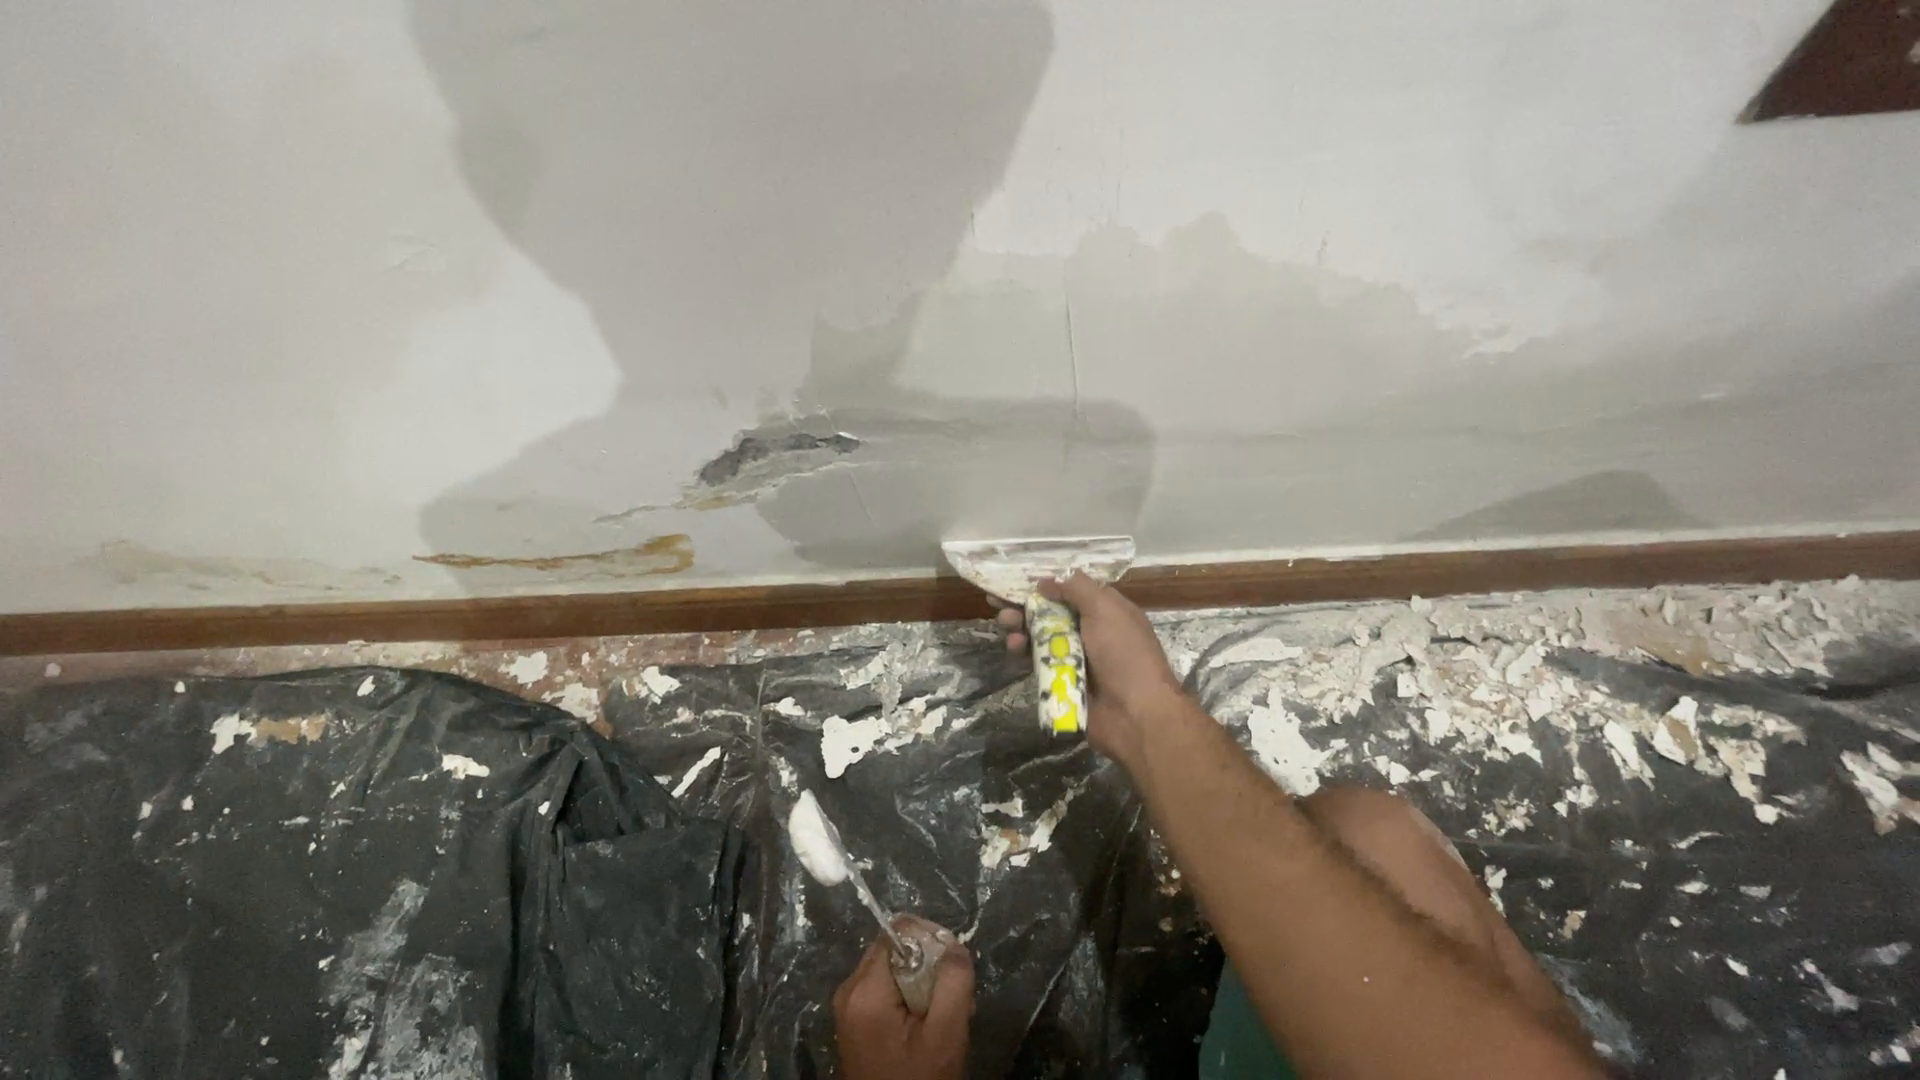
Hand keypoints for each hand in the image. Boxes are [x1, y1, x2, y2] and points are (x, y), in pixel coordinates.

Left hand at [833, 917, 973, 1079]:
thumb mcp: (945, 1035)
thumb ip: (953, 983)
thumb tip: (954, 943)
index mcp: (865, 990)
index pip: (898, 932)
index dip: (929, 939)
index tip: (953, 965)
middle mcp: (849, 989)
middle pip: (894, 948)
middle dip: (929, 962)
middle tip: (954, 992)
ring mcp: (849, 1004)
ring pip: (893, 966)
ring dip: (922, 979)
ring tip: (944, 1010)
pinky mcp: (855, 1017)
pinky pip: (886, 986)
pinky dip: (909, 994)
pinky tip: (927, 1020)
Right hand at [996, 573, 1185, 768]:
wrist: (1135, 714)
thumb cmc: (1125, 654)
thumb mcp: (1106, 610)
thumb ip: (1076, 589)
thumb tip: (1046, 580)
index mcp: (1106, 610)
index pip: (1070, 590)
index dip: (1044, 583)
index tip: (1016, 577)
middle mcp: (1090, 631)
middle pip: (1050, 611)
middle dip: (1024, 604)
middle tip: (997, 600)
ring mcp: (1074, 657)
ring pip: (1039, 636)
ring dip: (1019, 625)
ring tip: (1004, 622)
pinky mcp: (1061, 681)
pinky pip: (1036, 662)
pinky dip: (1023, 651)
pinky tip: (1013, 647)